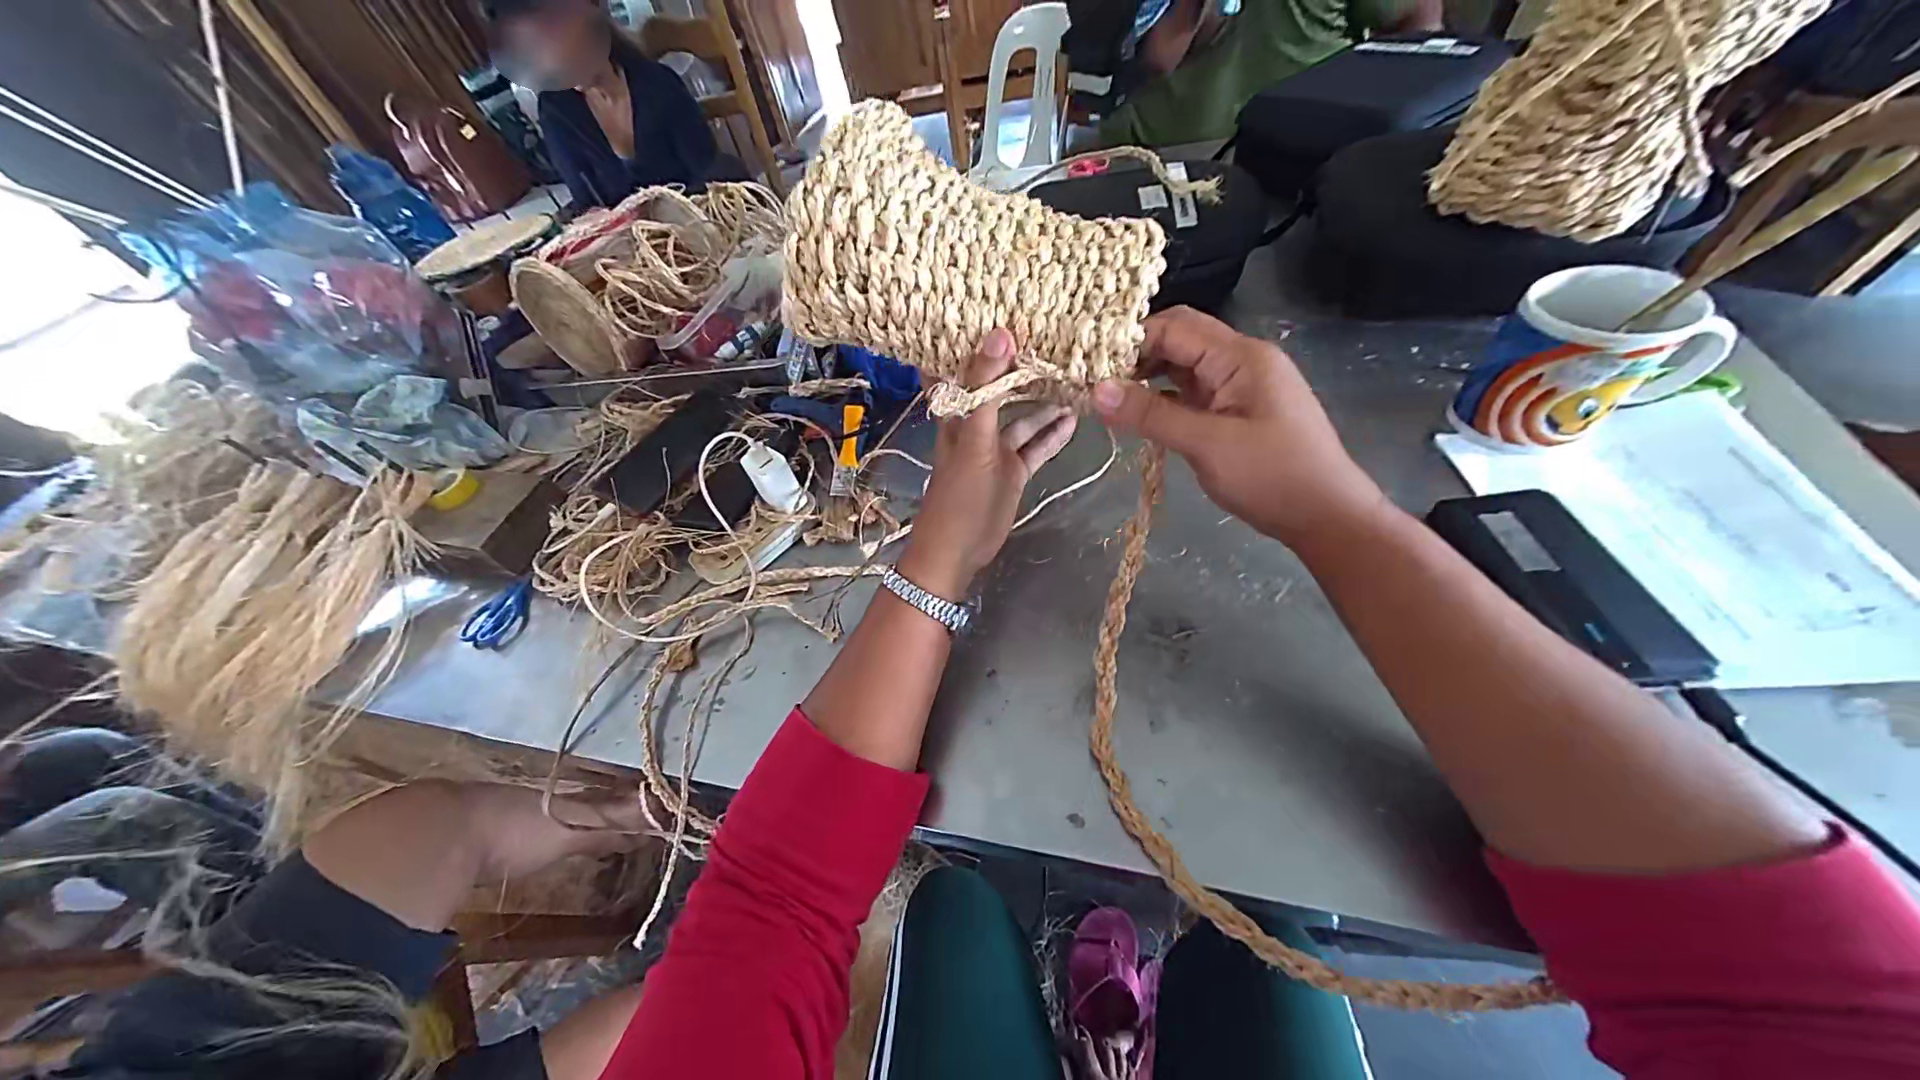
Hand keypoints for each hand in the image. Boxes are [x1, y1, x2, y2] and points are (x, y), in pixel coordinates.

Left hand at [900, 328, 1077, 598]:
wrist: (956, 550)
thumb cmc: (960, 494)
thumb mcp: (973, 439)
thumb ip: (985, 390)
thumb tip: (1000, 335)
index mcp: (958, 414)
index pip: (967, 368)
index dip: (980, 345)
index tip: (1004, 318)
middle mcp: (977, 427)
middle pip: (1000, 391)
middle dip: (1021, 371)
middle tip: (1053, 346)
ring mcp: (996, 451)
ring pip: (1023, 419)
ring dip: (1044, 404)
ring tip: (1074, 382)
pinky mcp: (1012, 472)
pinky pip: (1035, 447)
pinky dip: (1052, 435)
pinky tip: (1073, 420)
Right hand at [1092, 306, 1385, 546]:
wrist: (1326, 515)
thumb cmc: (1272, 476)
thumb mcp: (1206, 444)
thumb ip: (1151, 414)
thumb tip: (1096, 390)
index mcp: (1240, 356)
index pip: (1174, 327)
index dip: (1130, 341)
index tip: (1090, 367)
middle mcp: (1241, 360)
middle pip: (1179, 339)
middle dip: (1136, 356)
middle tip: (1096, 384)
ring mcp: (1240, 385)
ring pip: (1183, 366)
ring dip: (1148, 378)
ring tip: (1111, 401)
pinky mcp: (1236, 409)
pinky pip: (1192, 391)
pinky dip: (1165, 398)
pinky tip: (1141, 416)